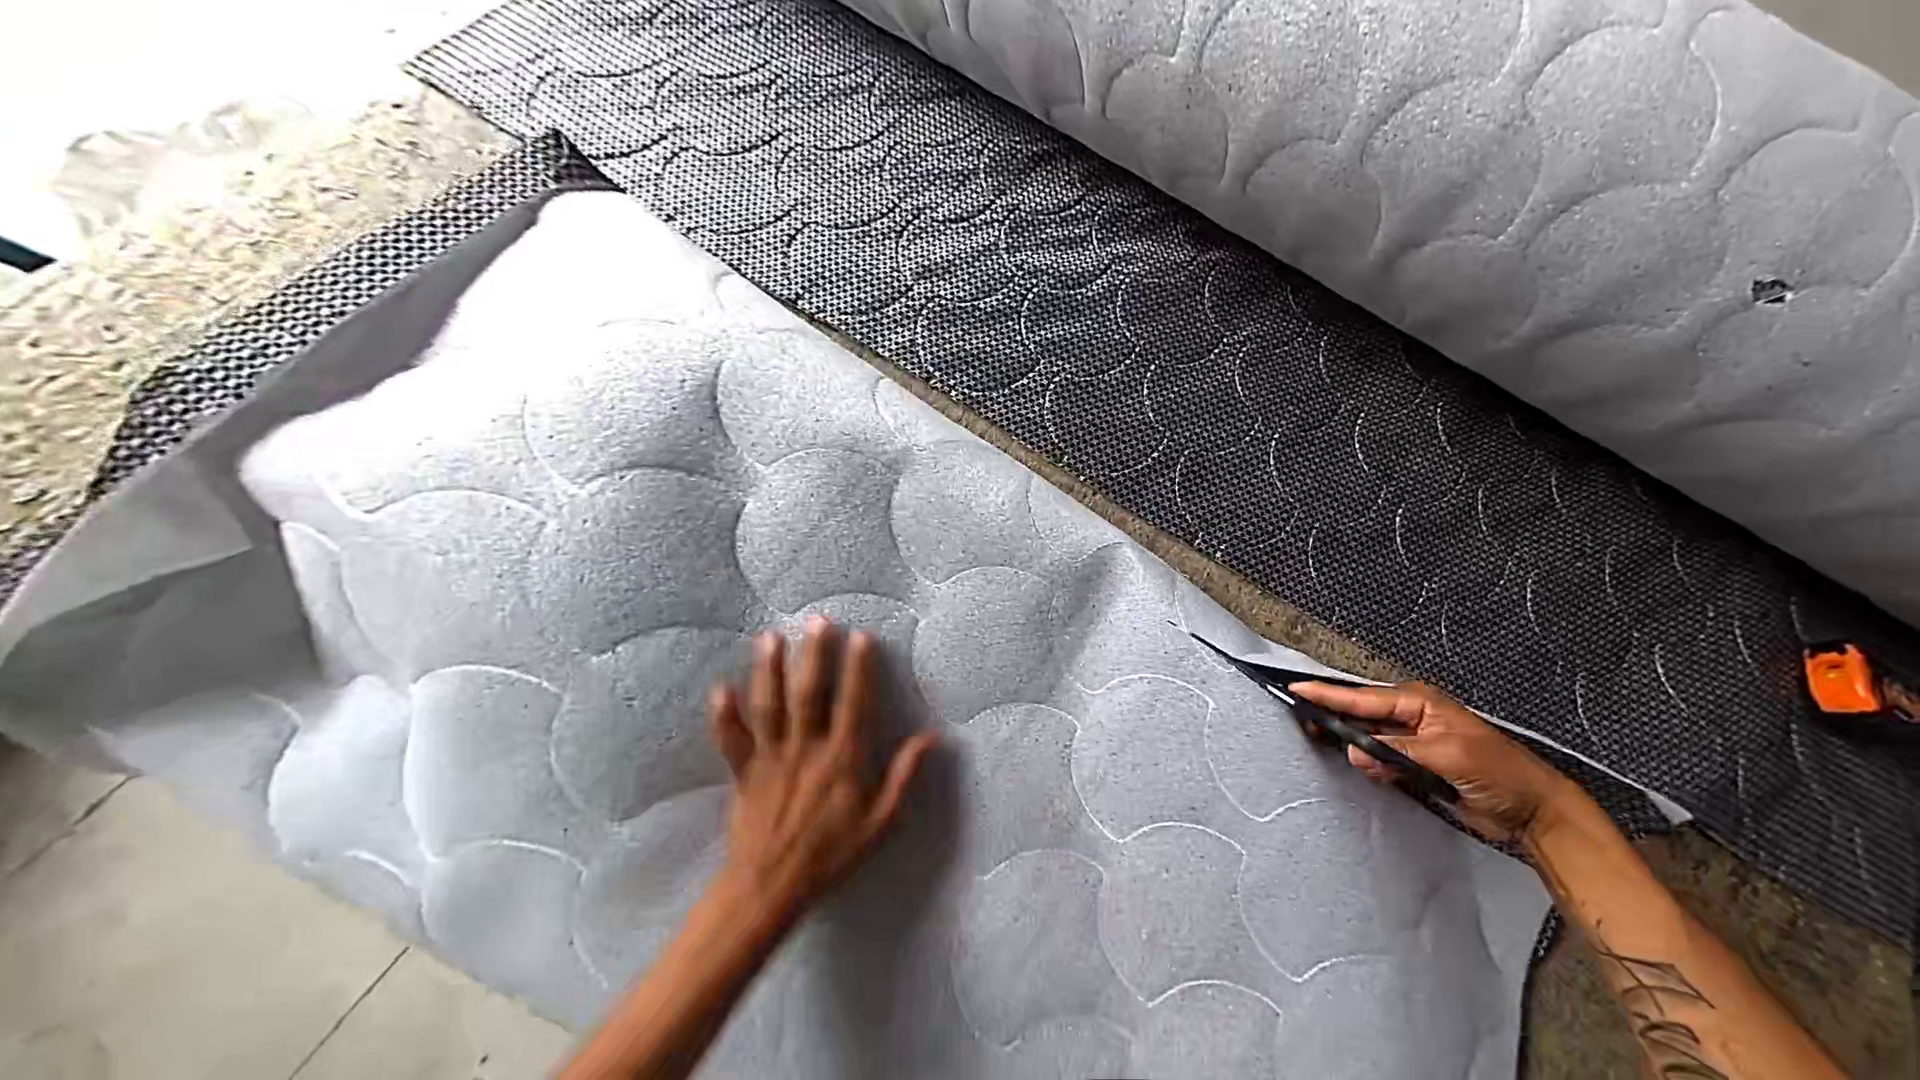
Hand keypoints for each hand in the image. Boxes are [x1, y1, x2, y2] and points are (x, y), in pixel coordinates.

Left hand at [706, 617, 937, 923]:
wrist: (772, 887)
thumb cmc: (832, 855)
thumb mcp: (881, 823)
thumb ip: (904, 777)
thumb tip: (933, 738)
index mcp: (843, 759)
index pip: (854, 703)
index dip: (859, 669)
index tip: (861, 636)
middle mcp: (806, 748)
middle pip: (810, 693)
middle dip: (814, 654)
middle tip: (818, 620)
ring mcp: (771, 757)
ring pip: (770, 705)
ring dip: (769, 669)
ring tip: (771, 637)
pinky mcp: (743, 771)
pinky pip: (731, 739)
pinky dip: (723, 714)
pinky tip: (720, 687)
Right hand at [1288, 680, 1582, 844]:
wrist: (1533, 811)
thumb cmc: (1503, 773)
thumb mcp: (1447, 755)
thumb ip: (1398, 751)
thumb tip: (1357, 751)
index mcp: (1420, 703)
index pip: (1363, 698)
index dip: (1328, 694)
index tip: (1298, 690)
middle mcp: (1411, 718)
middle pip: (1359, 715)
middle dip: (1332, 717)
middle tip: (1300, 717)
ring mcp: (1410, 742)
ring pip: (1365, 738)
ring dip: (1350, 744)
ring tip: (1321, 740)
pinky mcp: (1412, 765)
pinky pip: (1377, 760)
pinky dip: (1366, 763)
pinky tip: (1358, 764)